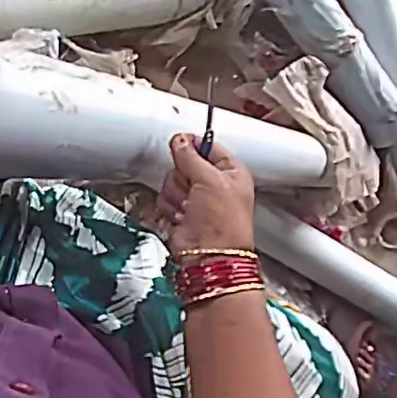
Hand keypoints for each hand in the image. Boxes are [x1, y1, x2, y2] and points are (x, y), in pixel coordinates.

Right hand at [157, 135, 255, 251]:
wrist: (209, 256)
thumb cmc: (223, 223)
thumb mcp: (210, 180)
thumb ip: (191, 156)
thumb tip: (180, 140)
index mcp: (231, 172)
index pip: (208, 147)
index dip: (194, 145)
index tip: (182, 144)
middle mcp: (214, 184)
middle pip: (185, 164)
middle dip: (184, 176)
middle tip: (193, 188)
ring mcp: (197, 199)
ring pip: (172, 181)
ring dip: (177, 194)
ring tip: (189, 207)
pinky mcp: (181, 212)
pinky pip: (165, 198)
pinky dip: (171, 208)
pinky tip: (182, 217)